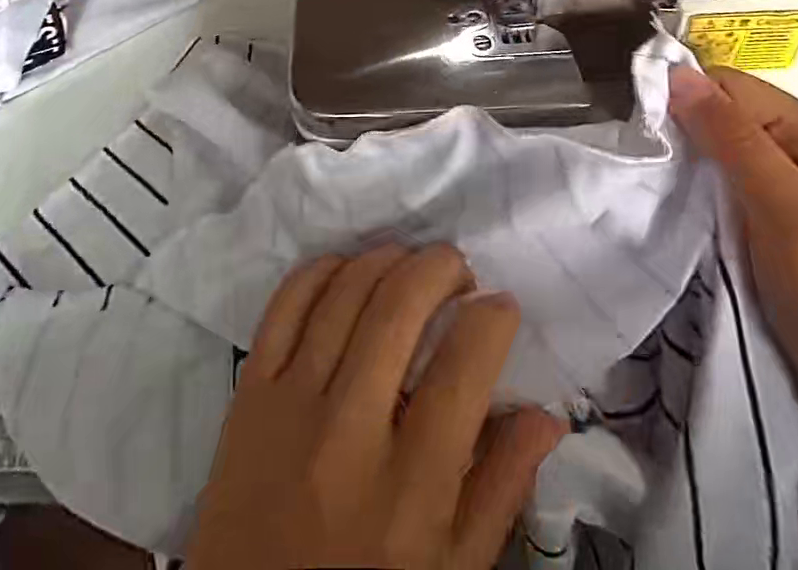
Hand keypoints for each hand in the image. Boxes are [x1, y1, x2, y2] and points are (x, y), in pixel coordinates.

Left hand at [185, 244, 566, 569]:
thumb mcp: (452, 566)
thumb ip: (503, 486)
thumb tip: (547, 413)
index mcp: (411, 483)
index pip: (464, 365)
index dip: (493, 316)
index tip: (500, 307)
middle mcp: (349, 432)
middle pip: (399, 308)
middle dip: (441, 267)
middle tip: (458, 271)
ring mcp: (291, 405)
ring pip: (344, 294)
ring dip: (388, 259)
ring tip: (411, 265)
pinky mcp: (249, 395)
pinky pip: (284, 306)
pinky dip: (322, 271)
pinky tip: (349, 269)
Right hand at [668, 67, 797, 569]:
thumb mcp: (795, 217)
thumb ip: (737, 142)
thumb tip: (679, 73)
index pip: (740, 91)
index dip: (685, 97)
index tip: (631, 122)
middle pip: (734, 129)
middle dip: (684, 139)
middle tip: (634, 164)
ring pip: (728, 173)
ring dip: (690, 178)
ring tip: (644, 191)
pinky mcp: (786, 253)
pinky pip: (734, 212)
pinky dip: (703, 212)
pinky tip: (674, 222)